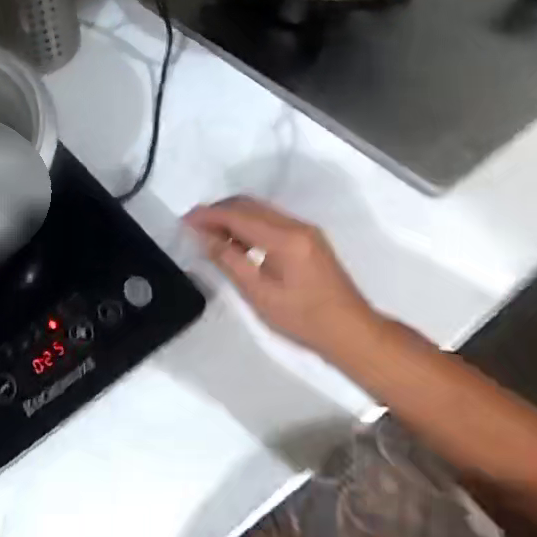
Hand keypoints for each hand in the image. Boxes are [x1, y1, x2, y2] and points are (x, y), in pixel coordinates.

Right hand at [184, 197, 378, 351]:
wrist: (351, 332)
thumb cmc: (303, 318)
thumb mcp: (258, 293)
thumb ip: (228, 259)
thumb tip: (203, 236)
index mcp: (284, 238)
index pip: (237, 215)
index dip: (208, 215)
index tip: (184, 221)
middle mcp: (296, 225)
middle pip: (248, 204)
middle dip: (218, 211)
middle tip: (194, 226)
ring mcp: (305, 229)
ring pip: (259, 209)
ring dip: (232, 216)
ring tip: (211, 236)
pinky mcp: (308, 238)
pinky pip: (271, 220)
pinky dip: (248, 224)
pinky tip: (237, 243)